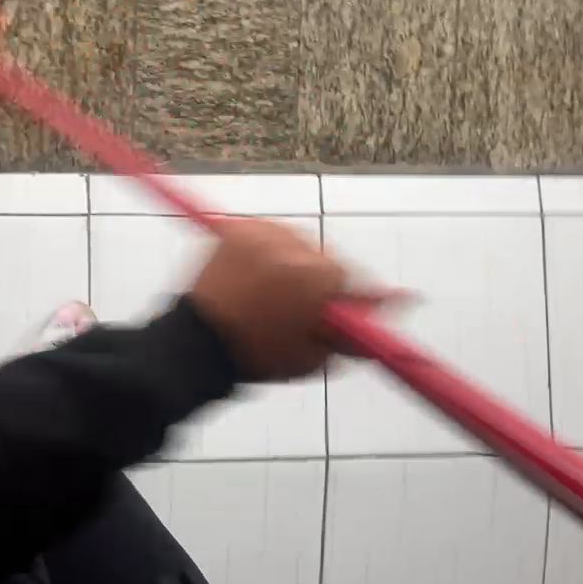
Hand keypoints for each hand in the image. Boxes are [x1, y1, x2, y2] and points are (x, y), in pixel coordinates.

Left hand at [184, 218, 390, 381]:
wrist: (198, 339)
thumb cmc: (257, 353)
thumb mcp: (317, 355)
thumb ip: (356, 332)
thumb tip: (384, 310)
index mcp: (313, 275)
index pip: (351, 277)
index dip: (351, 296)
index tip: (347, 308)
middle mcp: (288, 245)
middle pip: (323, 256)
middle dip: (321, 278)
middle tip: (308, 304)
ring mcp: (258, 232)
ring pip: (295, 243)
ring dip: (295, 261)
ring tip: (279, 290)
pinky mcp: (234, 228)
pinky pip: (265, 235)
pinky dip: (269, 250)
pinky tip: (262, 273)